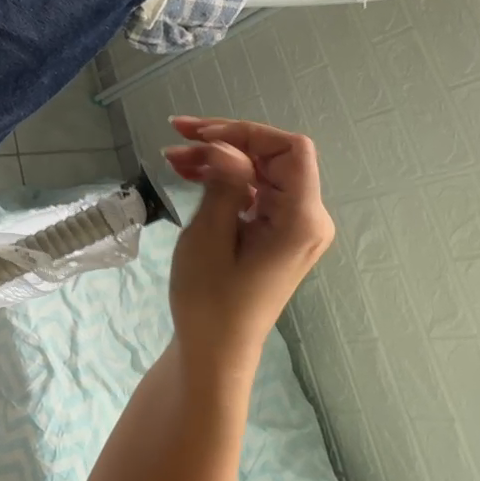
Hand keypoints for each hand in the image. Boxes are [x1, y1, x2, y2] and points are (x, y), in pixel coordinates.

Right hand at [162, 117, 334, 374]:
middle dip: (224, 141)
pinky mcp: (275, 234)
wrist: (215, 347)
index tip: (200, 136)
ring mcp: (293, 227)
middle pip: (273, 157)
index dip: (246, 133)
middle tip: (174, 139)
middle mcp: (307, 218)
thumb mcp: (209, 236)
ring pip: (260, 171)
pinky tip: (189, 175)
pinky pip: (254, 191)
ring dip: (217, 157)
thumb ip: (225, 185)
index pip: (290, 150)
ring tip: (172, 158)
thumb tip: (227, 145)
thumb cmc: (210, 297)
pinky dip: (223, 178)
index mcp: (300, 219)